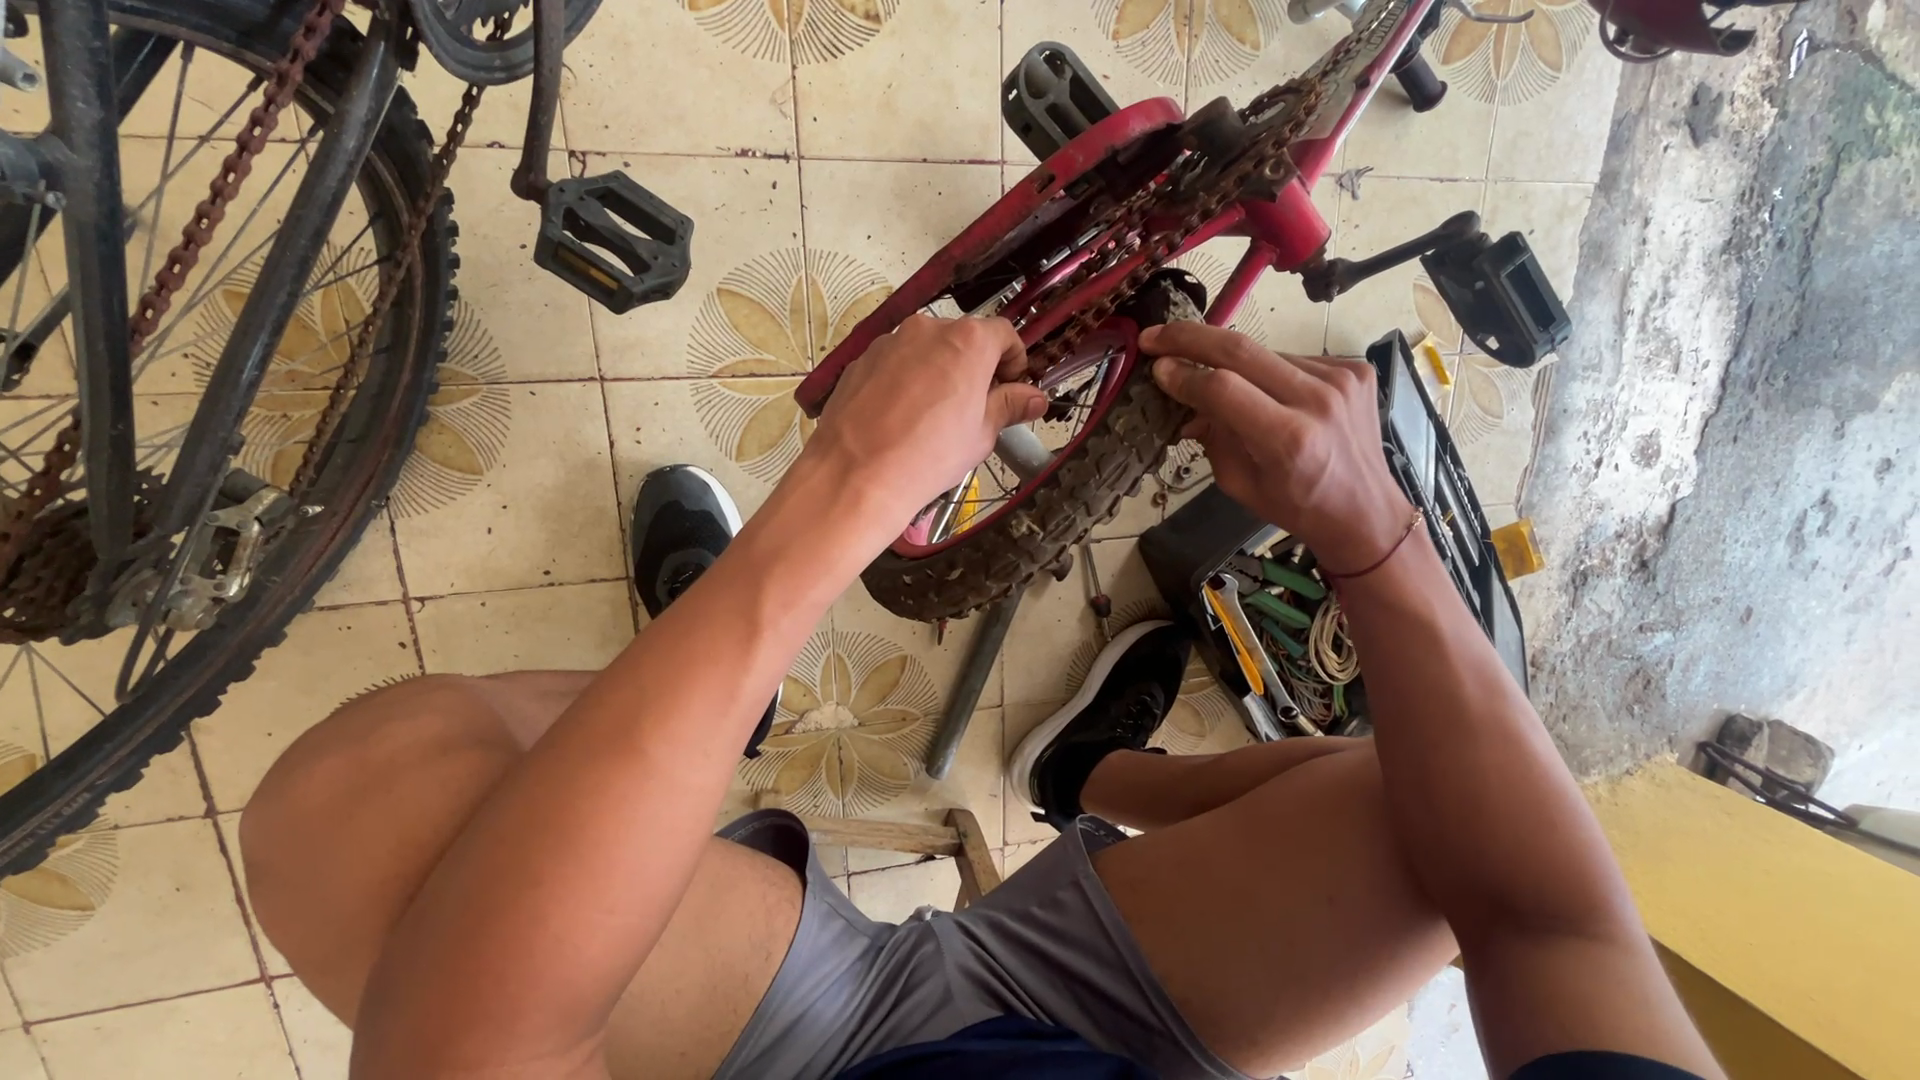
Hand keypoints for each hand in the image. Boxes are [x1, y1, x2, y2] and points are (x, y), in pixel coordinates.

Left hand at [803, 314, 1046, 523]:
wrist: (857, 475)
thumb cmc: (929, 456)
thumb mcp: (982, 434)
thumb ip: (1009, 406)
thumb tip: (1034, 398)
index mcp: (968, 341)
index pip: (1004, 334)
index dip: (1014, 361)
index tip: (1012, 388)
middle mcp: (927, 330)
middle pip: (962, 340)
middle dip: (974, 368)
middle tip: (974, 409)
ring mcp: (889, 342)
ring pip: (925, 351)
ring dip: (938, 374)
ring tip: (933, 419)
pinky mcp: (860, 361)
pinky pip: (894, 365)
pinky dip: (905, 382)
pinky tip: (901, 419)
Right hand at [1142, 323, 1414, 573]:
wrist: (1364, 510)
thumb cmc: (1296, 506)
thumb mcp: (1239, 483)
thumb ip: (1212, 436)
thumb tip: (1183, 399)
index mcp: (1288, 440)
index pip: (1223, 389)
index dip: (1185, 375)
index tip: (1157, 368)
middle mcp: (1317, 401)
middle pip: (1241, 350)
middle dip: (1190, 338)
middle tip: (1156, 335)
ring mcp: (1341, 379)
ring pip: (1265, 354)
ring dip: (1231, 362)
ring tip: (1216, 381)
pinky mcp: (1354, 369)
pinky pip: (1292, 360)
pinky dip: (1267, 372)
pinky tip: (1266, 393)